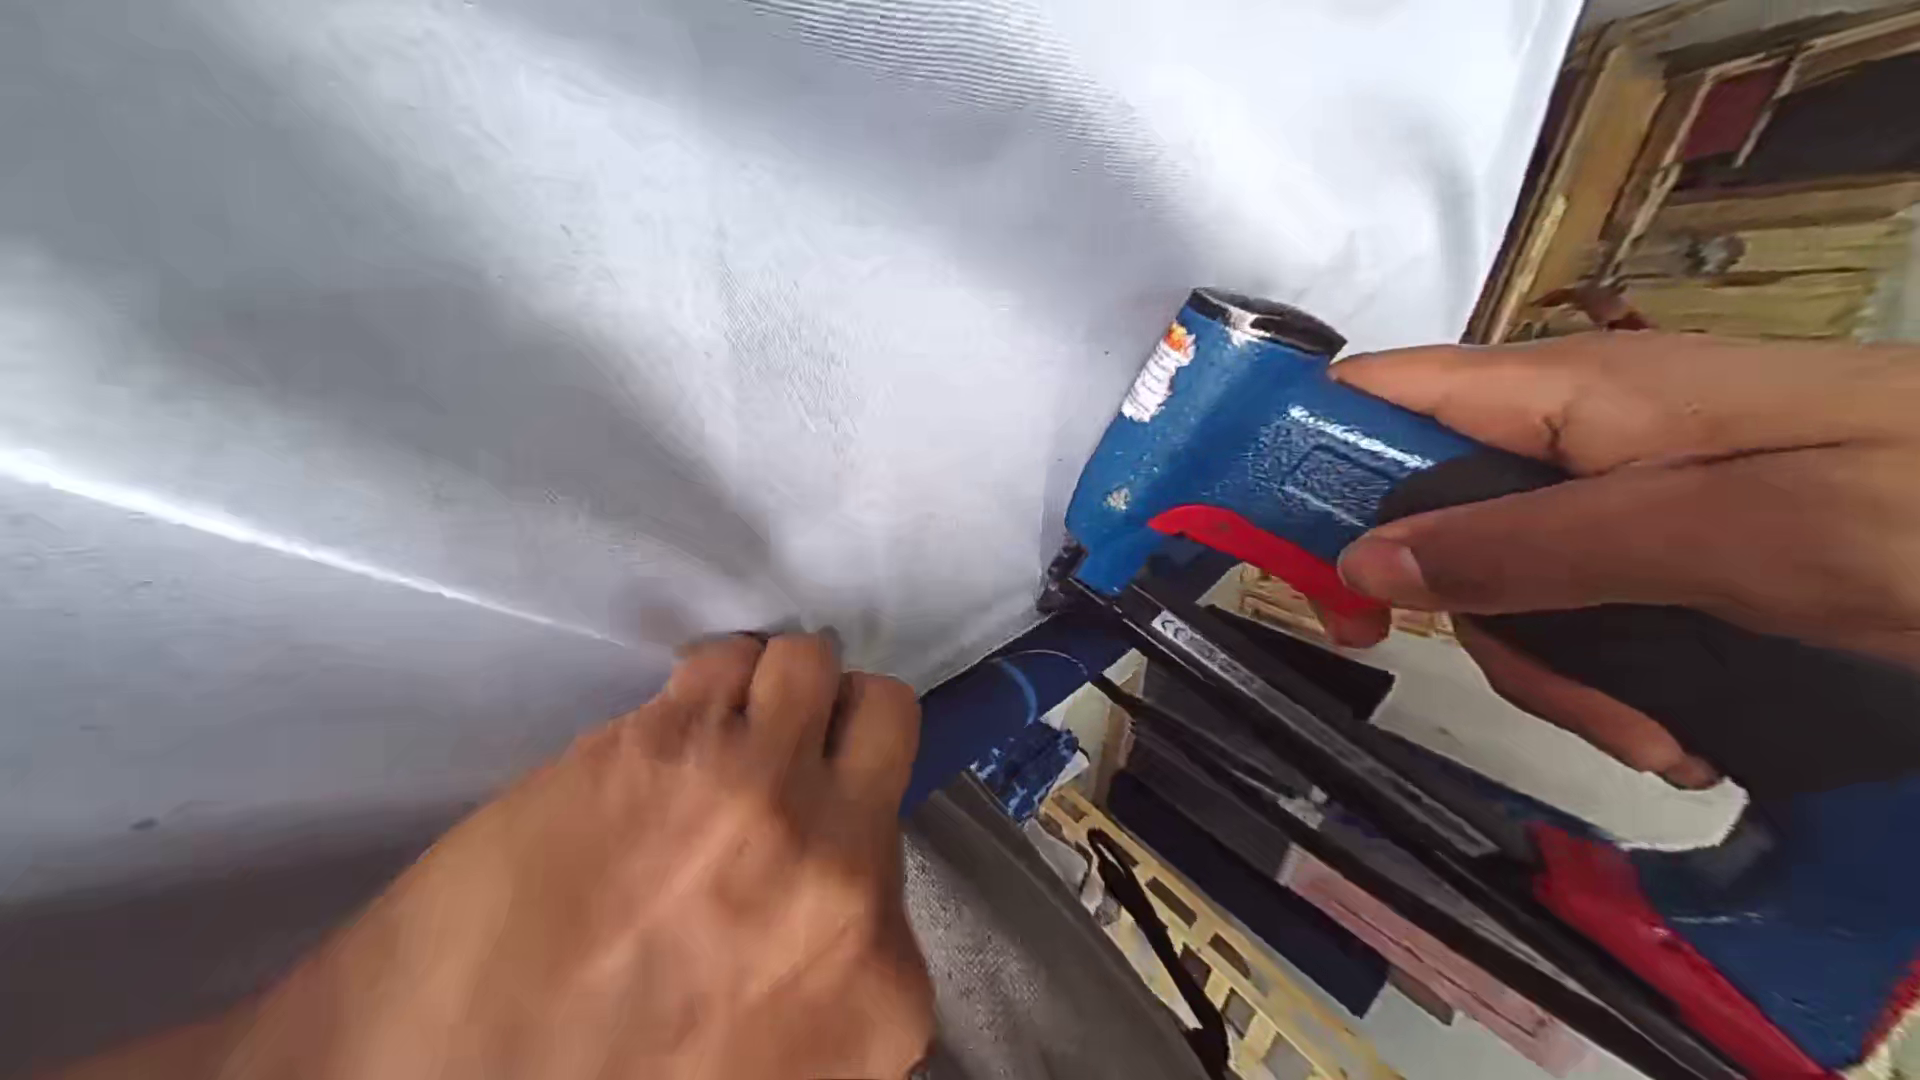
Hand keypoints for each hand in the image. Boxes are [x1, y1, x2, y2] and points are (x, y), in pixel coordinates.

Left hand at [56, 633, 931, 1079]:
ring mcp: (759, 797)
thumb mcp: (783, 1073)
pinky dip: (715, 672)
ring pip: (814, 662)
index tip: (810, 834)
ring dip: (779, 682)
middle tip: (799, 745)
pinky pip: (732, 656)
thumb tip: (840, 868)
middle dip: (850, 718)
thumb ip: (841, 970)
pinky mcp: (670, 749)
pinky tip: (681, 713)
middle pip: (889, 715)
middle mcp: (843, 868)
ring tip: (735, 718)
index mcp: (880, 985)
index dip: (852, 826)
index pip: (905, 843)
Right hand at [1318, 333, 1919, 786]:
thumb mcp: (1720, 534)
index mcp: (1556, 393)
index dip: (1300, 443)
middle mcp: (1558, 434)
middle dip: (1412, 585)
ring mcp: (1600, 497)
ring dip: (1528, 657)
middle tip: (1377, 641)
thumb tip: (1357, 568)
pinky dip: (1585, 676)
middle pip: (1412, 501)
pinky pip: (1555, 610)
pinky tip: (1659, 724)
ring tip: (1628, 723)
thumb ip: (1522, 548)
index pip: (1373, 393)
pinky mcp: (1643, 551)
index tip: (1268, 532)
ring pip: (1482, 575)